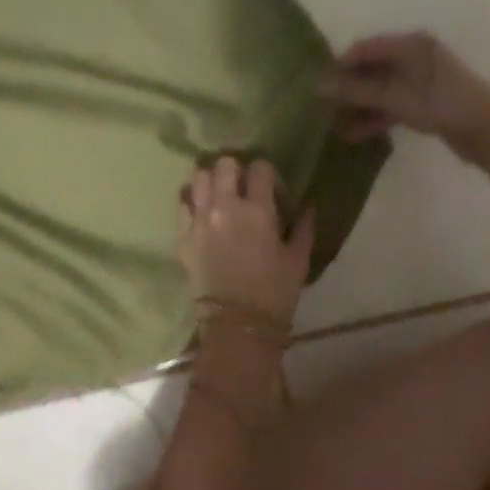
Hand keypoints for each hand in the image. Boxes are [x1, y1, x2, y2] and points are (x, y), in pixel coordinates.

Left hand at [177, 156, 313, 322]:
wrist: (237, 325)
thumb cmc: (274, 293)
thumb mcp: (298, 259)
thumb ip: (303, 227)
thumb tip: (308, 205)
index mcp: (257, 210)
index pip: (260, 168)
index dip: (268, 175)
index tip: (271, 192)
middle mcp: (224, 207)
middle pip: (224, 164)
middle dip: (236, 170)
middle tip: (243, 189)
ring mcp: (199, 220)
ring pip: (199, 177)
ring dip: (211, 180)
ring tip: (219, 196)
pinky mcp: (183, 236)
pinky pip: (182, 203)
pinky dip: (192, 201)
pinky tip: (201, 212)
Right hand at [321, 32, 489, 158]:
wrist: (488, 131)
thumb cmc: (440, 105)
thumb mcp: (393, 97)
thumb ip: (355, 91)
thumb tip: (317, 86)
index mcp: (410, 44)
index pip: (364, 48)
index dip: (339, 67)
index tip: (319, 89)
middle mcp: (415, 56)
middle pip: (371, 69)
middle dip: (347, 90)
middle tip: (324, 111)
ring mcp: (421, 80)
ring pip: (380, 90)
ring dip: (359, 107)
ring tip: (335, 128)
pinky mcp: (426, 102)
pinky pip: (392, 104)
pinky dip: (375, 117)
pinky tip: (355, 135)